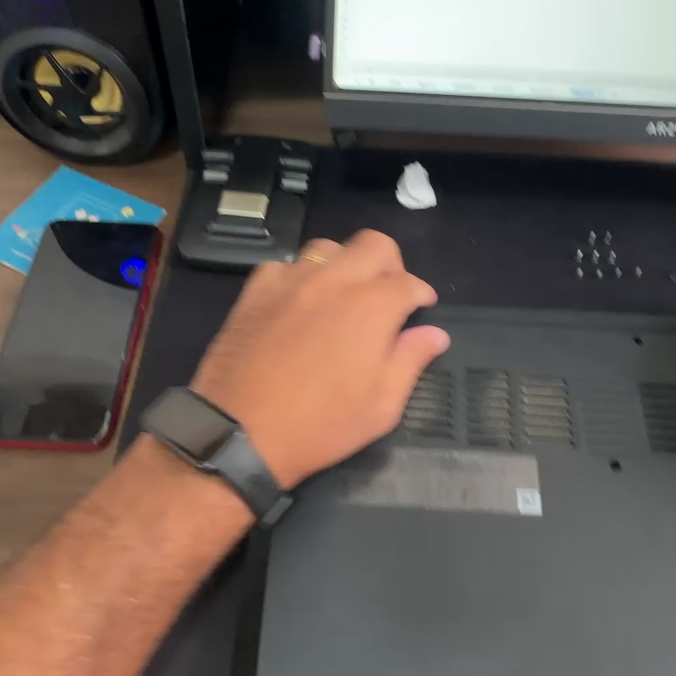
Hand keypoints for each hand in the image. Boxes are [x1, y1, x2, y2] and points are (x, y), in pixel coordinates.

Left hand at [190, 231, 450, 489]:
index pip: (409, 282)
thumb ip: (410, 361)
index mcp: (372, 306)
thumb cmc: (320, 425)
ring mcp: (290, 281)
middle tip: (389, 293)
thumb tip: (435, 335)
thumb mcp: (381, 406)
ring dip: (345, 263)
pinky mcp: (255, 291)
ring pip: (328, 247)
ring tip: (344, 294)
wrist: (240, 432)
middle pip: (373, 244)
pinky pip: (285, 265)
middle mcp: (334, 280)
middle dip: (391, 263)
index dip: (421, 294)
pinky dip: (300, 276)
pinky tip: (298, 302)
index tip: (421, 308)